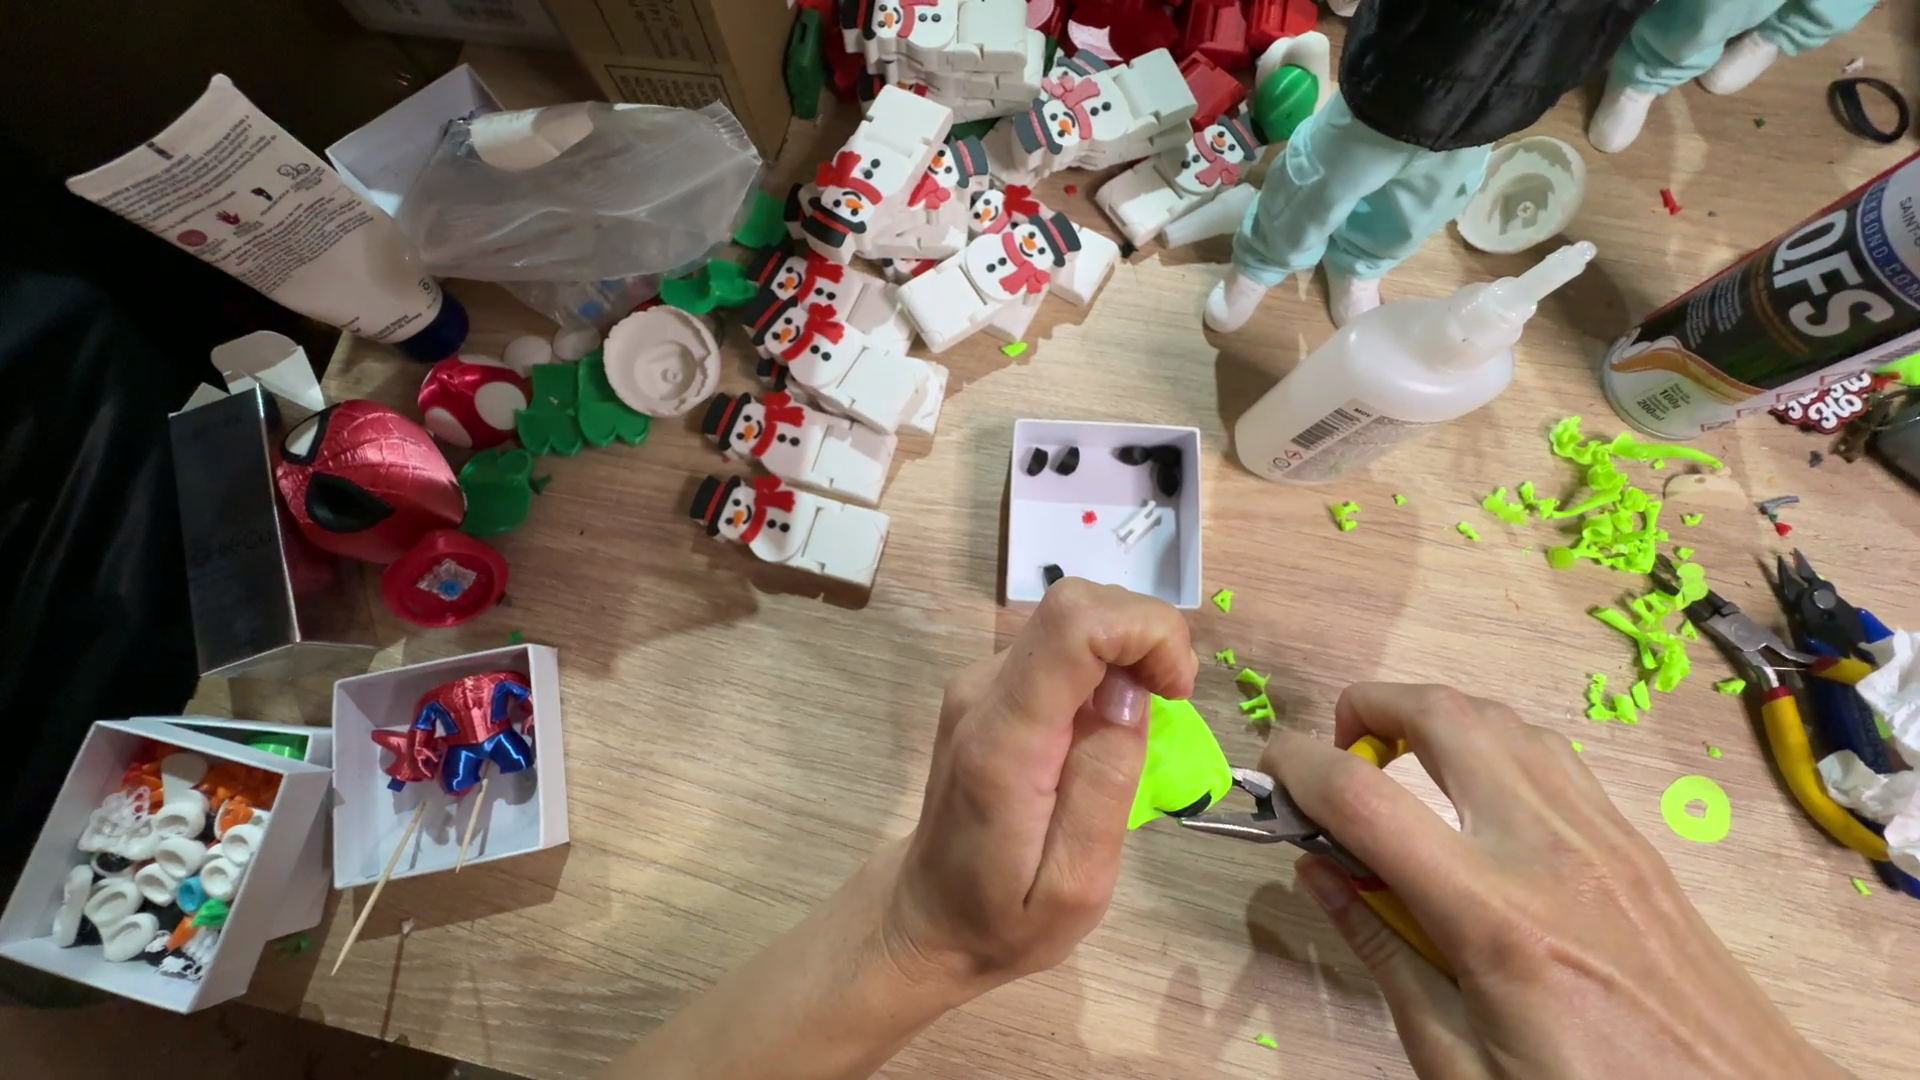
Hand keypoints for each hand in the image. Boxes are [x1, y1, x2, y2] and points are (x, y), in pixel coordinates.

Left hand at [883, 580, 1197, 993]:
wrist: (928, 913)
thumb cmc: (1005, 916)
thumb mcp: (1077, 883)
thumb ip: (1107, 780)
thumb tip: (1132, 690)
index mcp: (1004, 739)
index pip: (1072, 625)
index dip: (1144, 631)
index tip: (1177, 689)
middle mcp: (982, 689)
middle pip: (1073, 605)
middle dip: (1144, 635)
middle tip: (1169, 703)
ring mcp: (977, 681)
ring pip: (1069, 619)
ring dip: (1125, 650)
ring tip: (1138, 723)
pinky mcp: (986, 685)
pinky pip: (1057, 646)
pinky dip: (1101, 663)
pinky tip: (1105, 721)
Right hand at [1265, 684, 1850, 1079]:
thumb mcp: (1456, 1060)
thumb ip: (1378, 946)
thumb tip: (1315, 866)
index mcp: (1494, 919)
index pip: (1364, 799)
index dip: (1297, 764)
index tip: (1270, 770)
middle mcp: (1547, 852)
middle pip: (1440, 714)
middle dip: (1364, 705)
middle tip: (1340, 757)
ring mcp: (1600, 836)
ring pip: (1495, 717)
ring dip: (1425, 718)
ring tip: (1397, 768)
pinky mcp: (1633, 840)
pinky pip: (1542, 750)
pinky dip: (1482, 741)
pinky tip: (1469, 794)